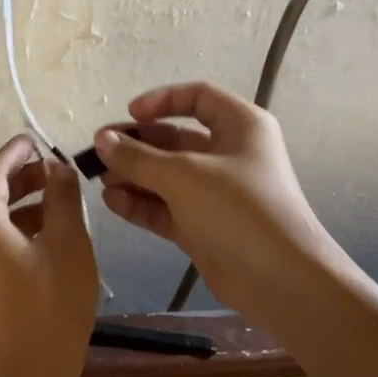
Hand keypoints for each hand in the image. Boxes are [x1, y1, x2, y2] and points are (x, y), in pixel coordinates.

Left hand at [0, 136, 98, 376]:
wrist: (31, 370)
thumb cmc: (52, 303)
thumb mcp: (67, 242)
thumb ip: (62, 197)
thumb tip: (57, 168)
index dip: (16, 153)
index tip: (37, 139)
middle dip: (22, 177)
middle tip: (57, 168)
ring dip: (23, 203)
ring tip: (61, 197)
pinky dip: (18, 228)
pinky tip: (50, 232)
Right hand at [95, 82, 346, 325]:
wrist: (279, 279)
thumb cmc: (238, 211)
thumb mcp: (184, 176)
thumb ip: (138, 157)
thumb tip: (102, 140)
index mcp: (240, 126)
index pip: (198, 97)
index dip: (161, 100)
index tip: (129, 114)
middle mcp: (229, 155)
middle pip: (175, 139)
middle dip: (137, 144)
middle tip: (98, 153)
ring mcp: (215, 193)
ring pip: (167, 176)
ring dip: (134, 176)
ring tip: (101, 182)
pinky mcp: (203, 226)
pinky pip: (166, 207)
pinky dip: (141, 204)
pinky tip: (113, 203)